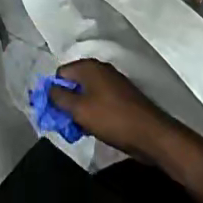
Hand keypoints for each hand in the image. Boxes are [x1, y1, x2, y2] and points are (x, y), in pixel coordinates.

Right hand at [53, 59, 182, 158]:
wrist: (154, 136)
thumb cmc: (112, 119)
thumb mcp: (78, 109)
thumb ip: (58, 98)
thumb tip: (47, 90)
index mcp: (88, 67)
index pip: (60, 74)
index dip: (54, 92)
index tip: (55, 112)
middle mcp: (101, 69)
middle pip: (74, 83)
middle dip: (68, 102)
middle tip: (67, 123)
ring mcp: (115, 82)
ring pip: (88, 94)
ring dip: (81, 110)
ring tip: (81, 129)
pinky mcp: (125, 97)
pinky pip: (101, 101)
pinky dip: (95, 112)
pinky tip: (97, 128)